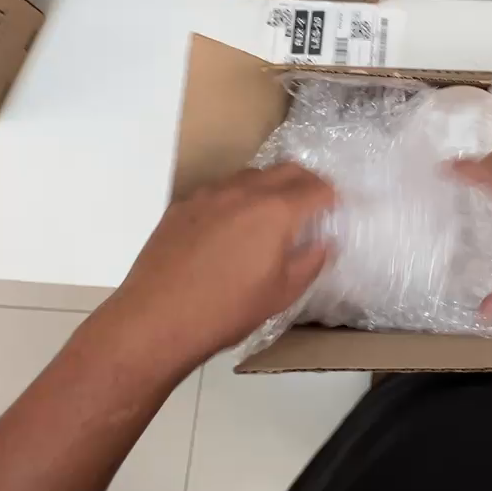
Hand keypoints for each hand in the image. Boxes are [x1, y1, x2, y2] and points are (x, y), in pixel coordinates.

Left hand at [103, 164, 333, 369]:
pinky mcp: (183, 205)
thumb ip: (310, 261)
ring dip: (270, 187)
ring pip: (251, 175)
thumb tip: (325, 242)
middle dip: (307, 182)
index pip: (318, 188)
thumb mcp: (281, 294)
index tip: (337, 209)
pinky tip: (229, 229)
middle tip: (313, 204)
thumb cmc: (226, 311)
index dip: (333, 197)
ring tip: (271, 215)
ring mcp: (210, 194)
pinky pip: (219, 191)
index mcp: (276, 211)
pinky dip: (236, 200)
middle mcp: (245, 191)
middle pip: (287, 169)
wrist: (154, 320)